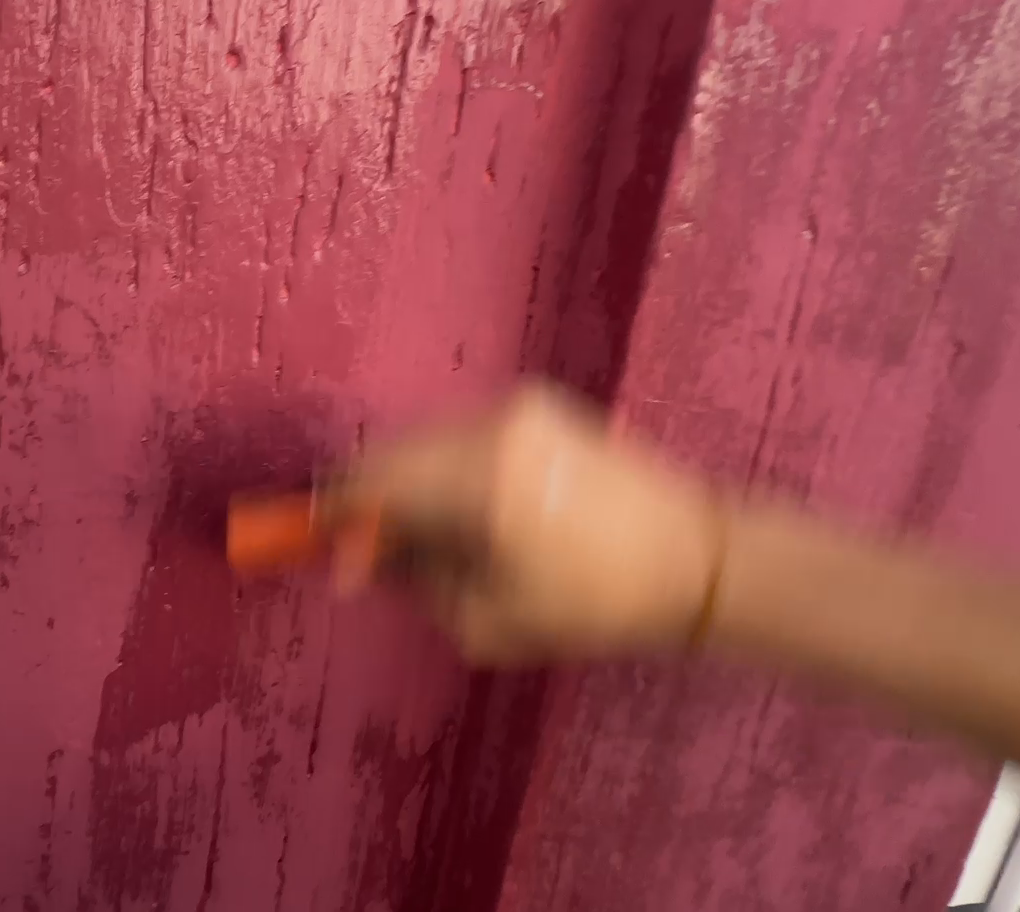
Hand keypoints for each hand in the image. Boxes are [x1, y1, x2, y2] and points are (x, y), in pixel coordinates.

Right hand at [328, 381, 722, 662]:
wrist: (702, 555)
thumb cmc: (597, 603)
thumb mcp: (490, 621)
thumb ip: (413, 580)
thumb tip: (358, 558)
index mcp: (481, 486)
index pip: (373, 481)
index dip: (334, 508)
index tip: (316, 534)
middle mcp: (488, 428)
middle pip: (388, 451)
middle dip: (367, 495)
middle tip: (369, 540)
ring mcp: (511, 405)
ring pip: (420, 437)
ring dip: (404, 477)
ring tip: (423, 523)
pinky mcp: (531, 399)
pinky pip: (455, 430)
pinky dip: (440, 462)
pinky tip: (466, 497)